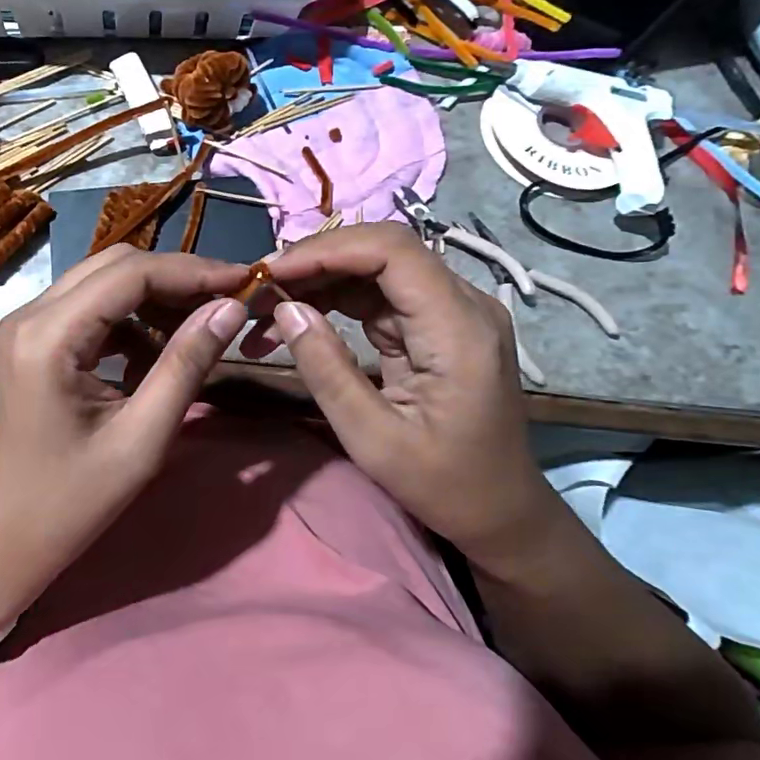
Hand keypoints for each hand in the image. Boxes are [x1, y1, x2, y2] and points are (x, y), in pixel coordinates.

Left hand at [0, 246, 249, 649]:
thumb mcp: (142, 438)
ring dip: (157, 296)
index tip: (244, 281)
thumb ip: (187, 365)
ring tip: (203, 324)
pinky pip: (93, 307)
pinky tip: (161, 350)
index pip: (131, 273)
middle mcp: (31, 314)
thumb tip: (232, 308)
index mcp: (48, 336)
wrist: (7, 538)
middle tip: (229, 300)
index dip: (193, 271)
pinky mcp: (35, 340)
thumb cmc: (73, 500)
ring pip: (106, 281)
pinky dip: (134, 319)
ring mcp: (28, 325)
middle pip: (117, 265)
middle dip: (178, 277)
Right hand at [246, 223, 556, 564]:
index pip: (393, 252)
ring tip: (266, 307)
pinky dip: (337, 302)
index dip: (328, 249)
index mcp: (458, 329)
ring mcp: (454, 311)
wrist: (501, 509)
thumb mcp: (374, 440)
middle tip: (259, 288)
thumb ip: (327, 370)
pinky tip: (300, 318)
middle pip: (384, 252)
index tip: (273, 270)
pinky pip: (382, 296)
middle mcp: (464, 304)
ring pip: (377, 270)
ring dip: (321, 281)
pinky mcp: (438, 324)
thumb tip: (285, 308)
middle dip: (317, 262)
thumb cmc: (444, 485)